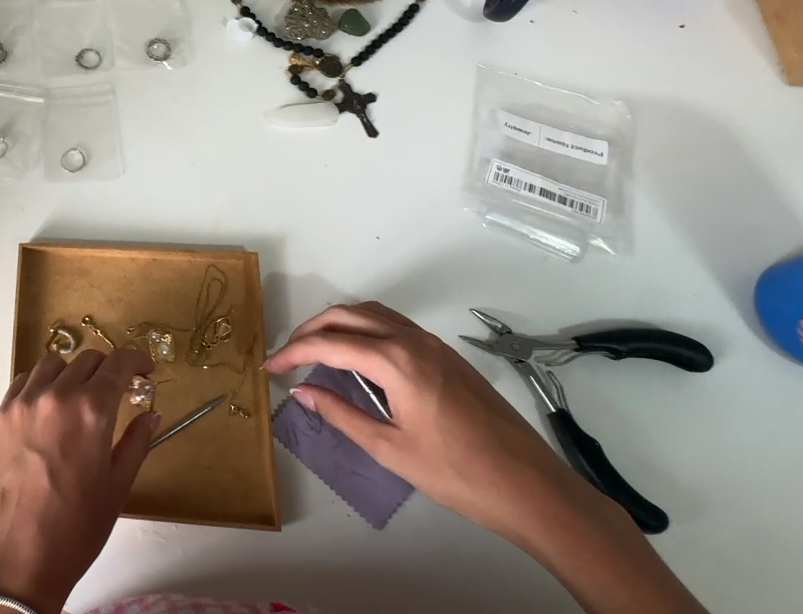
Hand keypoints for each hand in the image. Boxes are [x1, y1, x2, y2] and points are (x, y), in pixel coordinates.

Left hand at [0, 348, 158, 613]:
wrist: (18, 556)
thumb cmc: (76, 528)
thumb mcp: (117, 486)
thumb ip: (136, 442)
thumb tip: (151, 415)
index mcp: (92, 410)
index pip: (118, 364)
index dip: (137, 360)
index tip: (145, 370)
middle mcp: (57, 395)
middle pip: (89, 359)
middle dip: (109, 370)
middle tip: (118, 391)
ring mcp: (24, 402)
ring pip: (54, 363)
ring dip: (74, 372)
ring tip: (82, 397)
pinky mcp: (1, 414)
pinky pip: (25, 381)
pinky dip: (43, 383)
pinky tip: (50, 407)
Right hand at [263, 302, 584, 540]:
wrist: (532, 487)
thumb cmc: (459, 474)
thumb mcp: (391, 449)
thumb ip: (342, 414)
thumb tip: (303, 392)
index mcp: (395, 361)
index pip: (329, 344)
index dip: (293, 354)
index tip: (270, 367)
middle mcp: (412, 340)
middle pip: (347, 316)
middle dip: (310, 330)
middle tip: (288, 355)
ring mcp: (433, 344)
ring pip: (371, 314)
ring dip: (337, 324)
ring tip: (316, 350)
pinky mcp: (446, 355)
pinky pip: (393, 324)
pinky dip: (364, 329)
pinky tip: (358, 356)